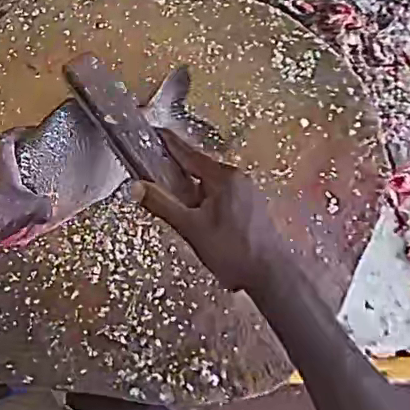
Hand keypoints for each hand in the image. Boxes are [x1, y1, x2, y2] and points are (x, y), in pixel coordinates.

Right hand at [134, 131, 293, 291]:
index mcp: (223, 176)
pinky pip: (222, 195)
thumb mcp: (190, 227)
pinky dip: (206, 201)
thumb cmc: (233, 250)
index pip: (188, 153)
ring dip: (193, 192)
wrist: (273, 277)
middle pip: (199, 169)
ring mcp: (248, 192)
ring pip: (210, 184)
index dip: (169, 143)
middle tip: (159, 179)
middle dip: (179, 174)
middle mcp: (238, 178)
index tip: (155, 132)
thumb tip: (135, 187)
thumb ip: (161, 204)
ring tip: (181, 209)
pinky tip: (202, 219)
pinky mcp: (252, 207)